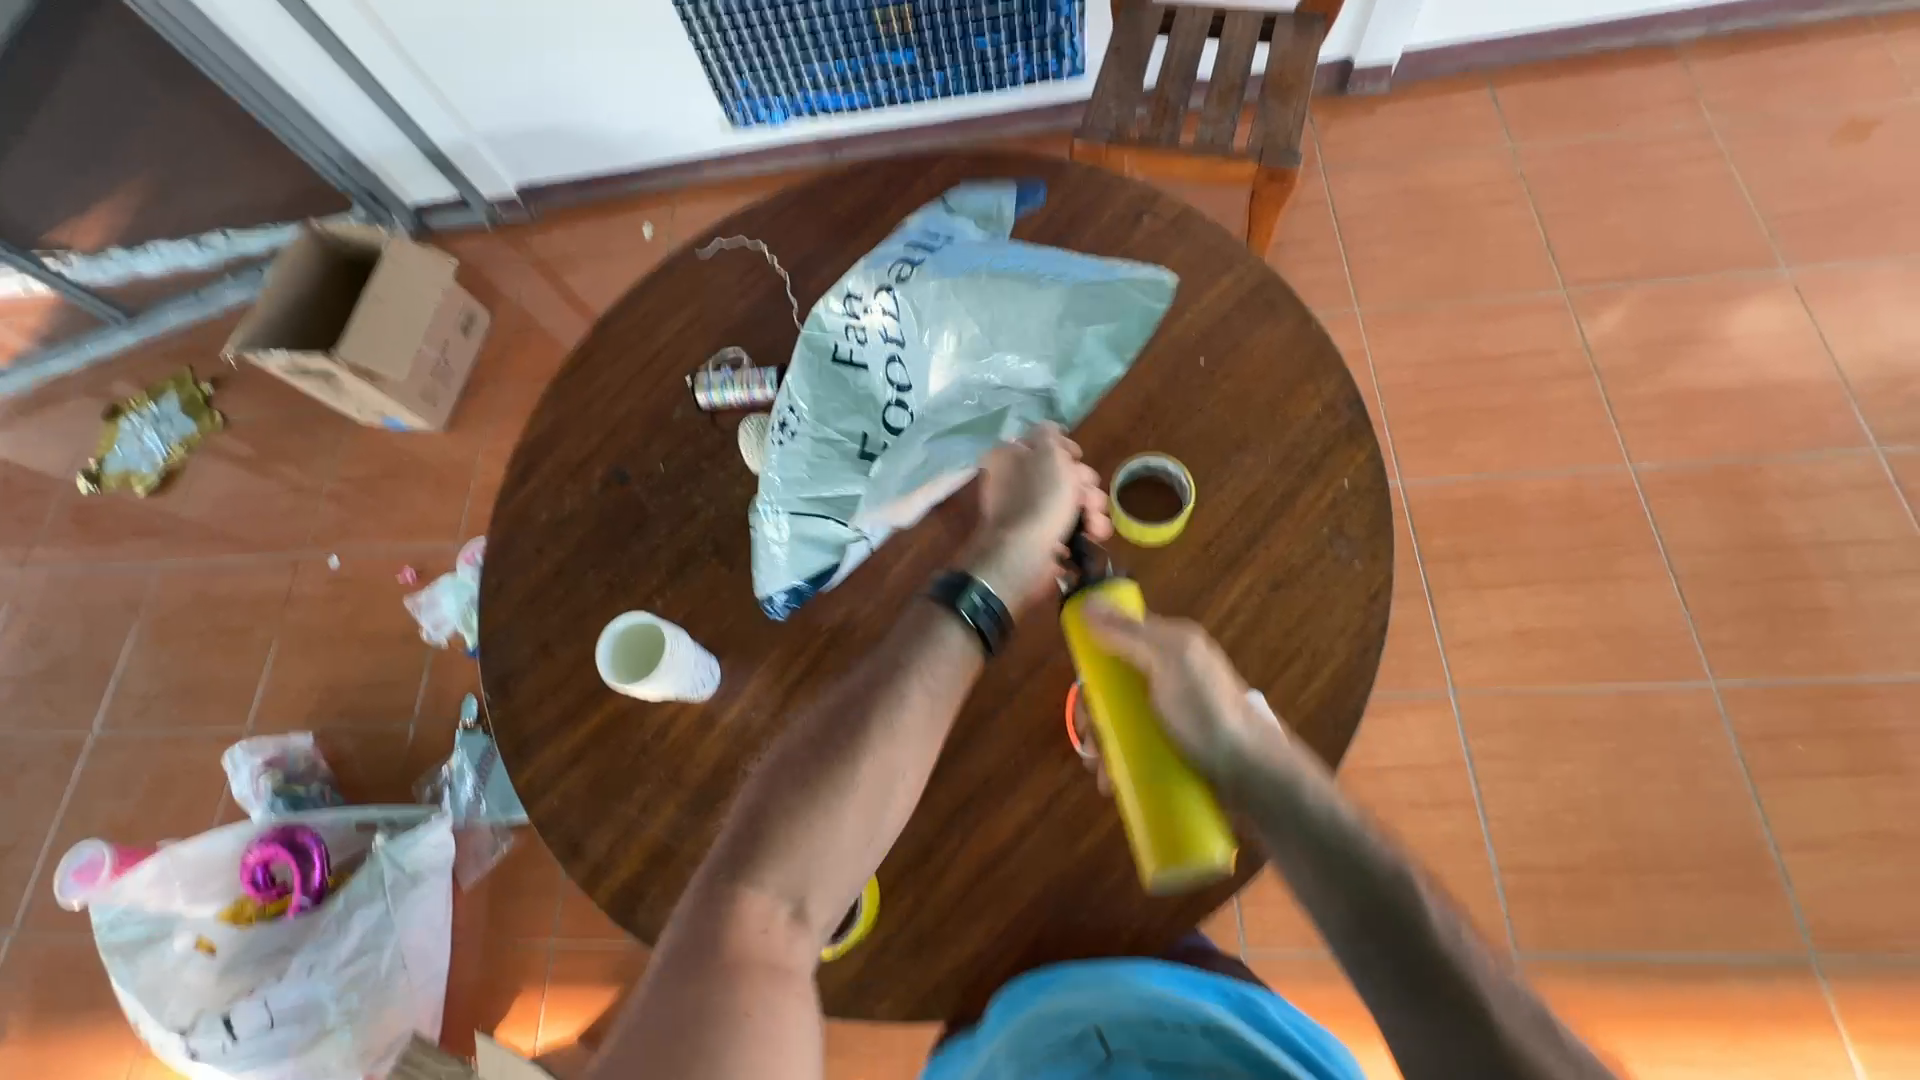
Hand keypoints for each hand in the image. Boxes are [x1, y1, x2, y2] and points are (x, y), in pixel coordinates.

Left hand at [964, 423, 1110, 609]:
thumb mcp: (1047, 452)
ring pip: (1069, 500)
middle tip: (1088, 496)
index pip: (1041, 442)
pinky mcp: (1040, 536)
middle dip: (1084, 484)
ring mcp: (1026, 511)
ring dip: (1091, 508)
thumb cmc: (1038, 497)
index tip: (1076, 457)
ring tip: (1095, 523)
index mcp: (1009, 457)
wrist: (1026, 553)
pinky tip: (1093, 534)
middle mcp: (1015, 482)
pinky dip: (1084, 528)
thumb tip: (1050, 431)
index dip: (1065, 449)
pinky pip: (1068, 525)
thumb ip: (1049, 433)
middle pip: (1061, 473)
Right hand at [1081, 605, 1319, 797]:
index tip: (1082, 689)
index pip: (1116, 640)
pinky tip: (1110, 782)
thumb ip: (1130, 633)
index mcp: (1168, 648)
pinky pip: (1133, 751)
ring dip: (1102, 745)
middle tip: (1090, 741)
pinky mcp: (1172, 750)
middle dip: (1094, 714)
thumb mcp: (1170, 661)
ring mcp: (1169, 717)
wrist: (1253, 774)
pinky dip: (1117, 765)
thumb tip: (1089, 602)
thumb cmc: (1209, 712)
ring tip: (1100, 770)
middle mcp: (1167, 677)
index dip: (1094, 661)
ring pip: (1119, 723)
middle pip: (1112, 688)